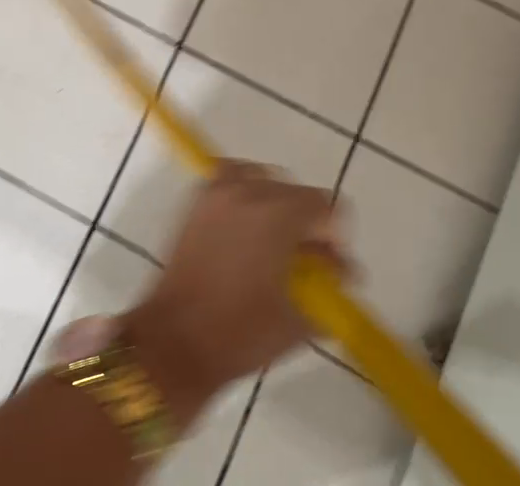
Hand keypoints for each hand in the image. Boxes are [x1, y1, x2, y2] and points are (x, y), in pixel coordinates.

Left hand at [128, 162, 350, 398]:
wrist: (175, 340)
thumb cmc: (241, 333)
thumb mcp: (301, 317)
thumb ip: (331, 285)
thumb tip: (344, 270)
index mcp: (278, 215)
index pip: (325, 205)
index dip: (334, 235)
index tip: (330, 265)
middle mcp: (247, 192)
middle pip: (294, 191)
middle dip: (306, 222)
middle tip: (304, 260)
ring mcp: (215, 193)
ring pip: (261, 178)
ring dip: (275, 203)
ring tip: (274, 242)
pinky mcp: (193, 202)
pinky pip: (228, 179)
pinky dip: (243, 193)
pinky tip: (246, 228)